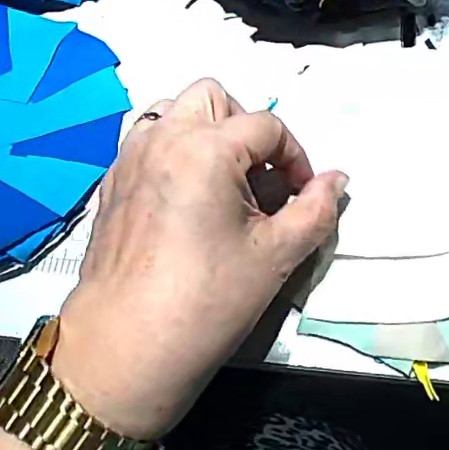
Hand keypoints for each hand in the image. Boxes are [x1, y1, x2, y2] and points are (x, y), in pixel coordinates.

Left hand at [50, 79, 346, 440]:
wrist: (124, 352)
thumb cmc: (206, 301)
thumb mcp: (276, 255)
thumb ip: (316, 208)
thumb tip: (336, 179)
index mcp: (204, 150)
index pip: (267, 125)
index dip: (295, 157)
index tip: (301, 195)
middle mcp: (161, 140)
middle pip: (214, 97)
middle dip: (247, 127)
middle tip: (261, 176)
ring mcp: (129, 159)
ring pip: (174, 111)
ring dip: (209, 132)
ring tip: (226, 183)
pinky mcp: (112, 184)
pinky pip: (149, 140)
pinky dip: (177, 151)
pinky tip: (190, 202)